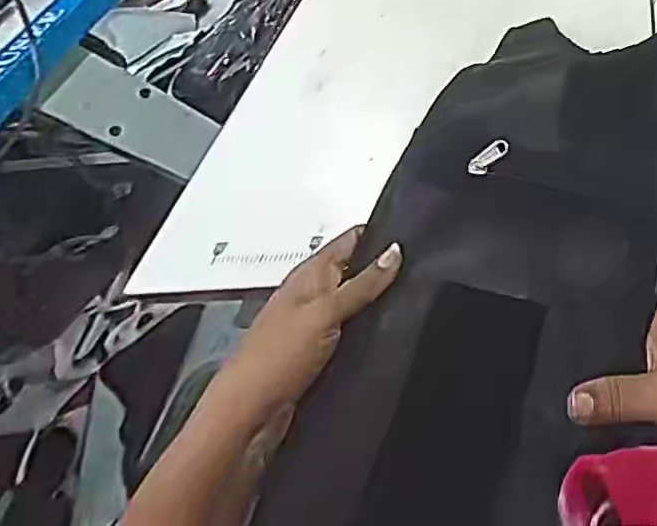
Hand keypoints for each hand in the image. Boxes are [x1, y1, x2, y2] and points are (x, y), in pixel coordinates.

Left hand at [220, 226, 401, 411]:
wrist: (244, 422)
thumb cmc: (270, 361)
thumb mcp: (326, 313)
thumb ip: (363, 283)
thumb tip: (394, 252)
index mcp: (310, 274)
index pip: (352, 239)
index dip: (379, 235)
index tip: (406, 237)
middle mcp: (311, 295)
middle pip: (356, 271)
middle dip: (382, 271)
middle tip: (412, 271)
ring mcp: (313, 325)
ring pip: (355, 305)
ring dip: (374, 306)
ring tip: (402, 303)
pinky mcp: (317, 355)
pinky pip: (350, 334)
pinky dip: (365, 334)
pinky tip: (380, 337)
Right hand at [568, 301, 656, 427]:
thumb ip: (614, 397)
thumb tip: (572, 401)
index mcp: (647, 310)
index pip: (598, 311)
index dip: (576, 334)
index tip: (554, 357)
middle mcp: (654, 317)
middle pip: (609, 335)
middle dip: (592, 359)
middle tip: (573, 385)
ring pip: (624, 352)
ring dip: (611, 373)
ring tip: (593, 395)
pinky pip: (638, 365)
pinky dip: (628, 382)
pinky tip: (622, 401)